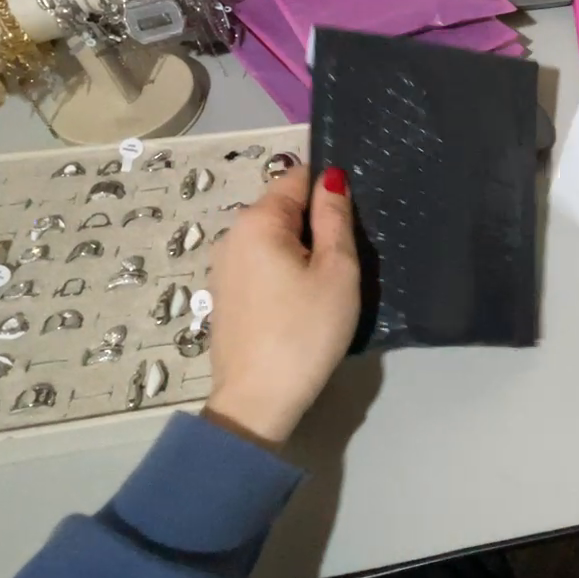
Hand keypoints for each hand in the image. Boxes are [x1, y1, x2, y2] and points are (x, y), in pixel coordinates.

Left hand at [203, 165, 360, 447]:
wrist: (259, 401)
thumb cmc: (306, 329)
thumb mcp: (336, 268)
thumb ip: (335, 217)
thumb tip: (332, 176)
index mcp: (258, 222)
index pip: (297, 177)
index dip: (330, 189)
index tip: (353, 217)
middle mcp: (233, 236)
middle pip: (285, 207)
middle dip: (317, 220)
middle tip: (348, 255)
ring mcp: (225, 266)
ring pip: (276, 236)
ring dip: (305, 247)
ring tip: (331, 279)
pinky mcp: (227, 293)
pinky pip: (264, 261)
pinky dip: (288, 267)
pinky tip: (306, 298)